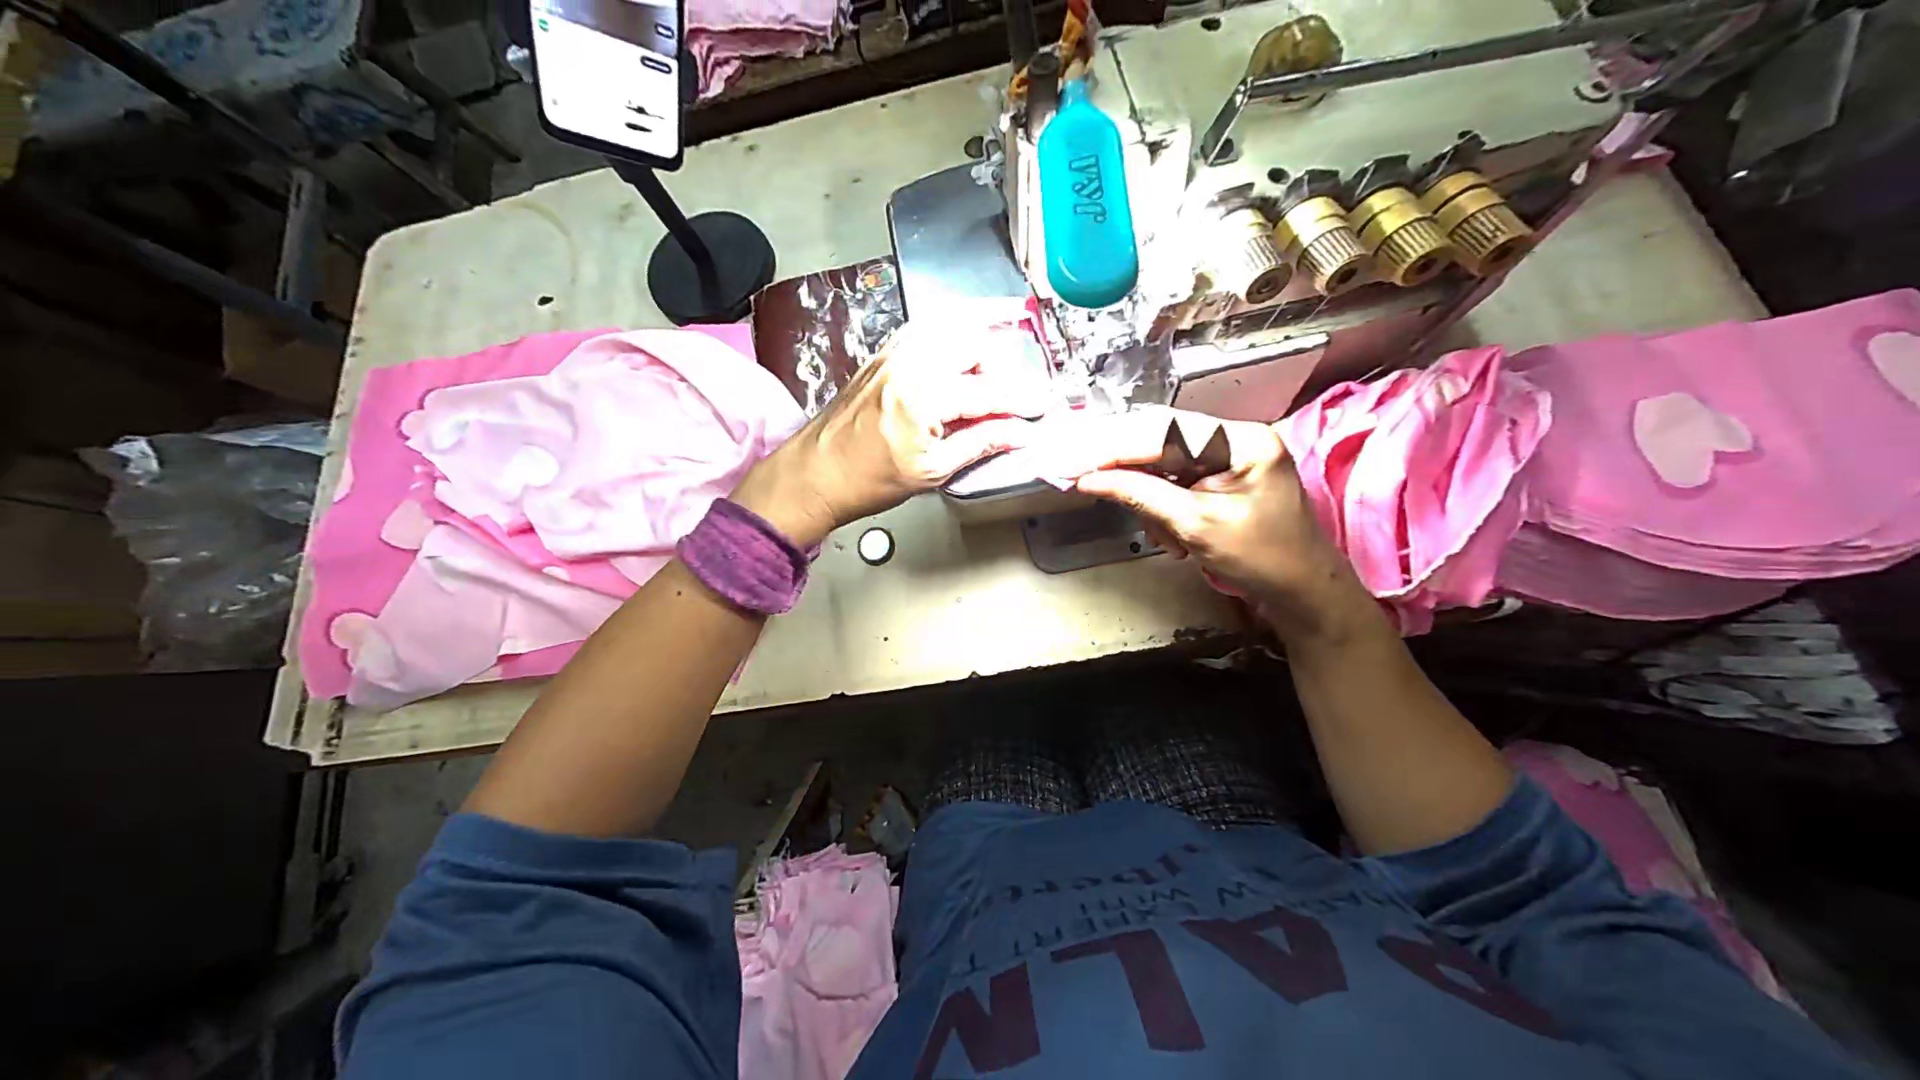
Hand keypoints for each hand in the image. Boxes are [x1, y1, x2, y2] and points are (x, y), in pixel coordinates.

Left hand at [732, 317, 1048, 545]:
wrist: (817, 472)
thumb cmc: (866, 478)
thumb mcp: (933, 471)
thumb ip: (980, 443)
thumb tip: (1017, 433)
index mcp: (924, 396)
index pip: (990, 392)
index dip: (1022, 401)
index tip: (1042, 407)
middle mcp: (909, 363)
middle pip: (976, 345)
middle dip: (1003, 369)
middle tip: (1013, 396)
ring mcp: (894, 352)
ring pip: (952, 323)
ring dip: (982, 334)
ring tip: (1003, 346)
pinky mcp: (884, 352)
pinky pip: (927, 325)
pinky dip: (953, 325)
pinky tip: (965, 337)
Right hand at [1069, 408, 1375, 641]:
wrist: (1302, 592)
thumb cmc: (1264, 560)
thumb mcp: (1197, 526)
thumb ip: (1141, 495)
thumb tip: (1091, 479)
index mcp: (1241, 441)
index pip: (1162, 433)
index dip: (1113, 448)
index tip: (1075, 463)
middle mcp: (1234, 439)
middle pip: (1158, 441)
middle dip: (1126, 471)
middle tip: (1081, 479)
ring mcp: (1227, 458)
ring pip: (1160, 465)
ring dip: (1150, 502)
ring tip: (1167, 538)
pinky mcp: (1219, 478)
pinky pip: (1173, 482)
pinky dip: (1163, 509)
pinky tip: (1175, 538)